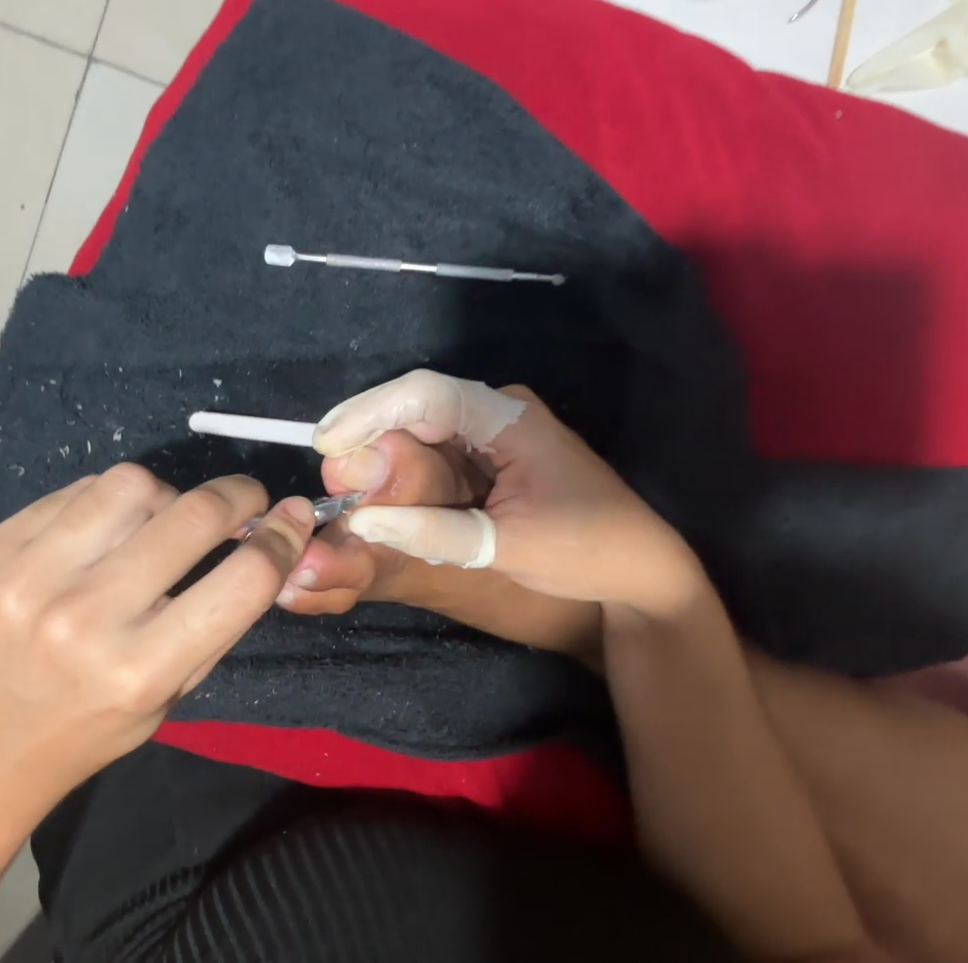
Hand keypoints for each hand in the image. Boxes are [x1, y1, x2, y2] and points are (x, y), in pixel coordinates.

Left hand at [0, 465, 313, 809]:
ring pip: (132, 483)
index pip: (243, 579)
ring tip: (165, 520)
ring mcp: (28, 577)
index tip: (293, 518)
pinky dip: (111, 501)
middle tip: (246, 500)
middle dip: (238, 496)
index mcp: (139, 671)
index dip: (283, 538)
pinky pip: (77, 490)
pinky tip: (109, 531)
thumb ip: (222, 619)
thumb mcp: (172, 697)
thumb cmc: (91, 732)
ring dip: (169, 495)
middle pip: (193, 516)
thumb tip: (273, 538)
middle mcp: (83, 620)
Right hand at [312, 370, 709, 615]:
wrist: (640, 573)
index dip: (371, 413)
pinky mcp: (488, 461)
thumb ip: (432, 532)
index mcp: (508, 416)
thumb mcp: (506, 545)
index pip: (427, 395)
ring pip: (421, 434)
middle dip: (368, 438)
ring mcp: (492, 436)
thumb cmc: (586, 550)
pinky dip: (402, 476)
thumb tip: (359, 519)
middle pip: (417, 410)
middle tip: (328, 475)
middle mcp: (496, 413)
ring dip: (380, 457)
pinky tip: (373, 492)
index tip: (327, 444)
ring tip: (340, 486)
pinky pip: (435, 458)